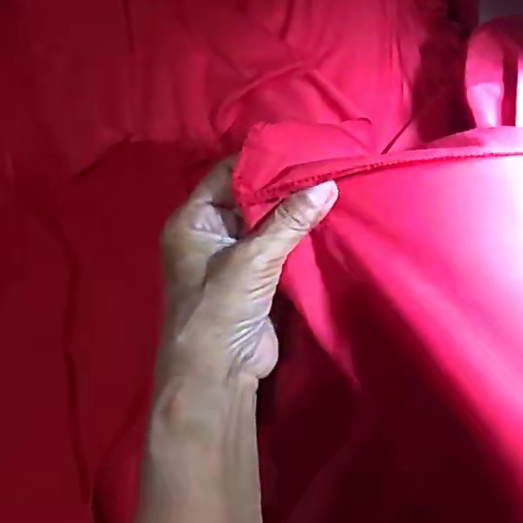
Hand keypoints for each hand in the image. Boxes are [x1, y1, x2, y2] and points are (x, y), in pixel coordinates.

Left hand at [158, 157, 336, 388]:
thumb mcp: (252, 259)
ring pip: (266, 218)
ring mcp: (233, 253)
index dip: (261, 160)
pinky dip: (298, 230)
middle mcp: (210, 231)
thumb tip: (328, 184)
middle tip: (322, 162)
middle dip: (283, 182)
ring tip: (330, 182)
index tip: (299, 147)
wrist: (217, 375)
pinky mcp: (256, 273)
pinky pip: (278, 241)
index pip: (228, 174)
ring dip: (293, 207)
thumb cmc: (218, 309)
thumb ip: (289, 221)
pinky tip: (324, 215)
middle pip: (249, 194)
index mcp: (192, 220)